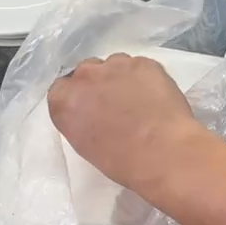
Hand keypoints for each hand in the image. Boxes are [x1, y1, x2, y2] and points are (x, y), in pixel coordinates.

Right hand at [48, 53, 210, 189]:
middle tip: (115, 106)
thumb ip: (81, 120)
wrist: (163, 153)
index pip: (62, 90)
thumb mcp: (86, 145)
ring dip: (121, 79)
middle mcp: (84, 76)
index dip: (78, 99)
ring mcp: (115, 65)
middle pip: (86, 73)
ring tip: (140, 102)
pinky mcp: (145, 62)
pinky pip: (140, 67)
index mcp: (63, 101)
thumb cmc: (123, 162)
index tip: (90, 110)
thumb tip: (92, 114)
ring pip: (114, 66)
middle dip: (98, 85)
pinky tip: (156, 98)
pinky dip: (146, 79)